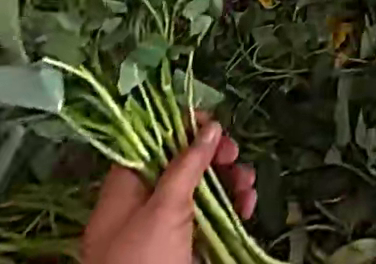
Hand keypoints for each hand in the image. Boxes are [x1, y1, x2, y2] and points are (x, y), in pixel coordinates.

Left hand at [80, 118, 256, 263]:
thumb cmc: (144, 260)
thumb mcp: (164, 208)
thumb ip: (187, 163)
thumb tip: (210, 126)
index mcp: (128, 183)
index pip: (156, 137)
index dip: (185, 127)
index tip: (215, 125)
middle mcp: (145, 200)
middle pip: (183, 163)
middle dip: (214, 156)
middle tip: (235, 155)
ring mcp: (166, 227)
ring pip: (201, 190)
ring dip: (229, 181)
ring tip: (247, 184)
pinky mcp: (186, 249)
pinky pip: (210, 219)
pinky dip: (230, 208)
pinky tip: (247, 205)